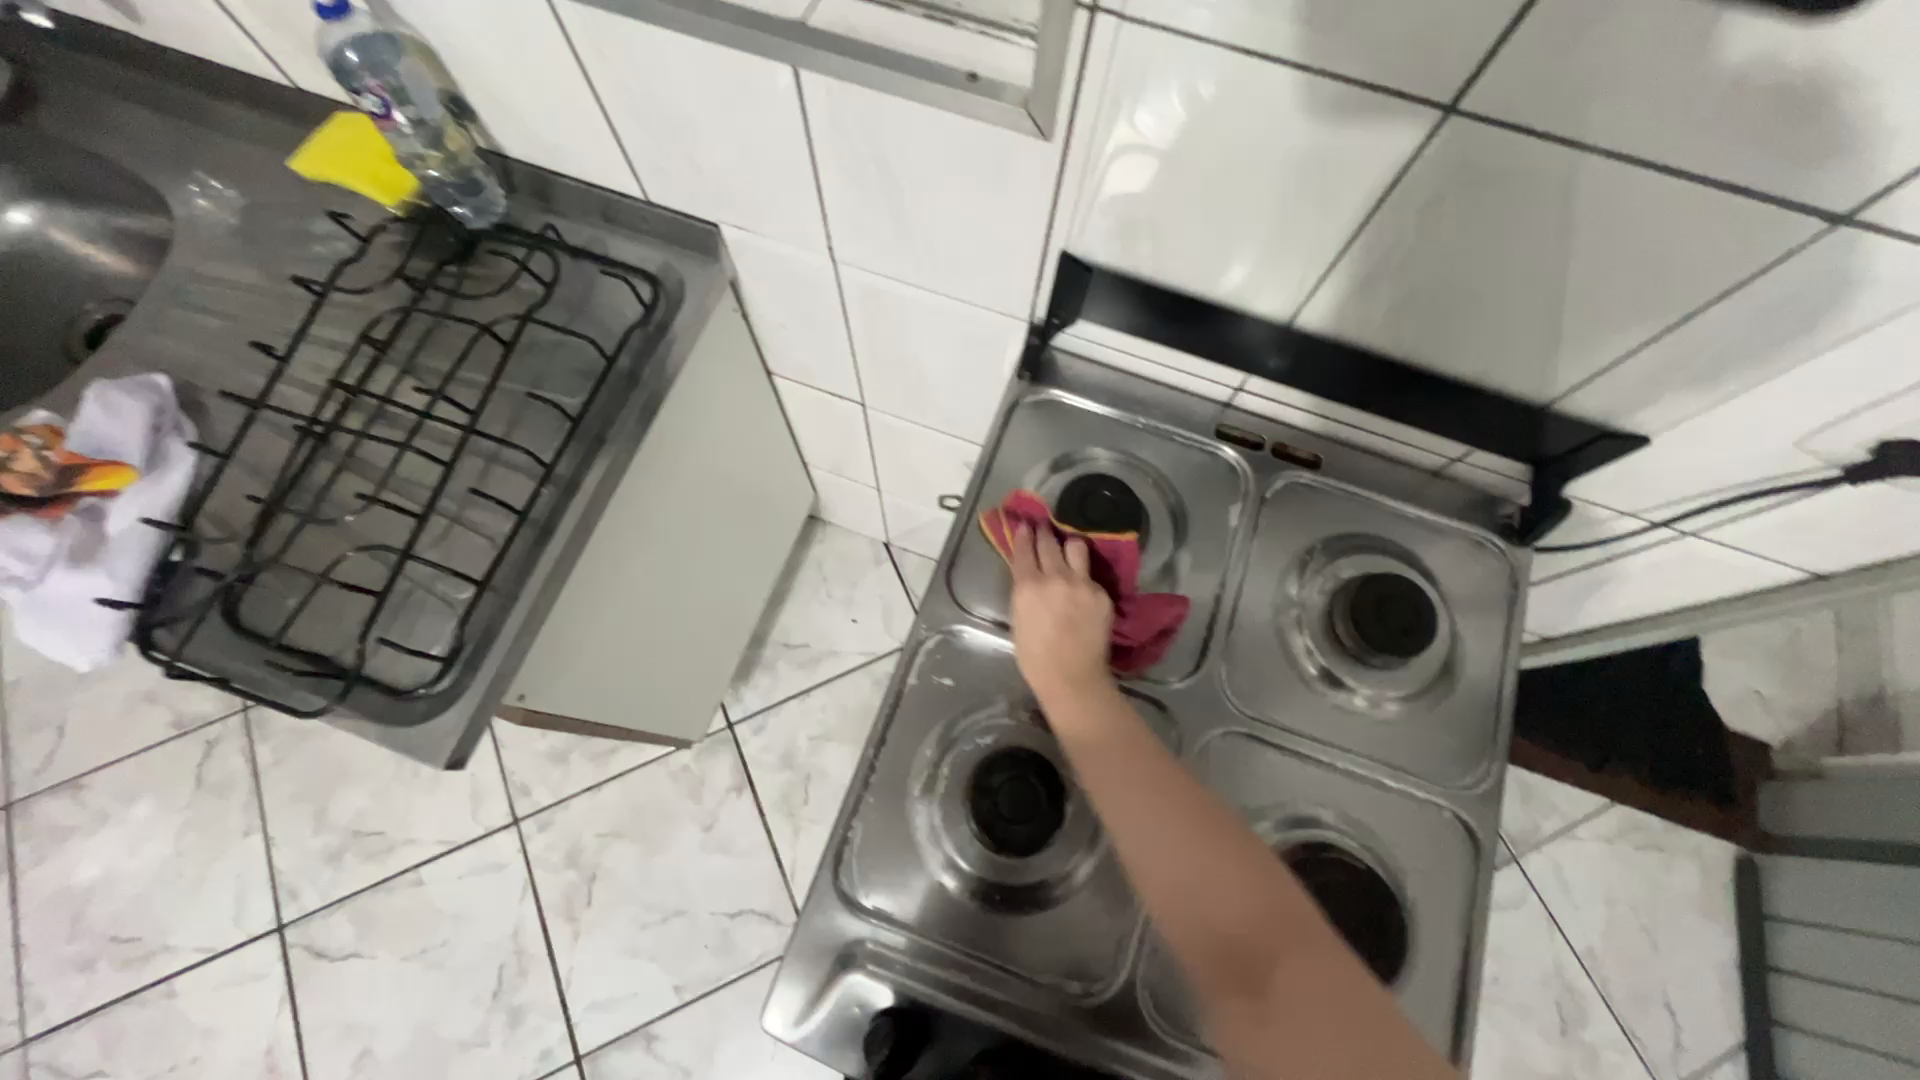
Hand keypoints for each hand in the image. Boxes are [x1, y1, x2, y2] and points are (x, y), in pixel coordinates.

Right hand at [1007, 522, 1115, 706]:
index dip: (1023, 534)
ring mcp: (1082, 583)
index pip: (1024, 548)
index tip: (1025, 525)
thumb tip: (1028, 576)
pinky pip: (1091, 575)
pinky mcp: (1102, 594)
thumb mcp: (1018, 619)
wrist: (1072, 677)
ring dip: (1068, 545)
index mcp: (1027, 586)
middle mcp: (1055, 577)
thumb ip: (1023, 592)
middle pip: (1049, 542)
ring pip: (1076, 547)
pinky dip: (1083, 577)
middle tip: (1042, 527)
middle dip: (1044, 532)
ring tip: (1067, 548)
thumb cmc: (1035, 657)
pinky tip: (1081, 587)